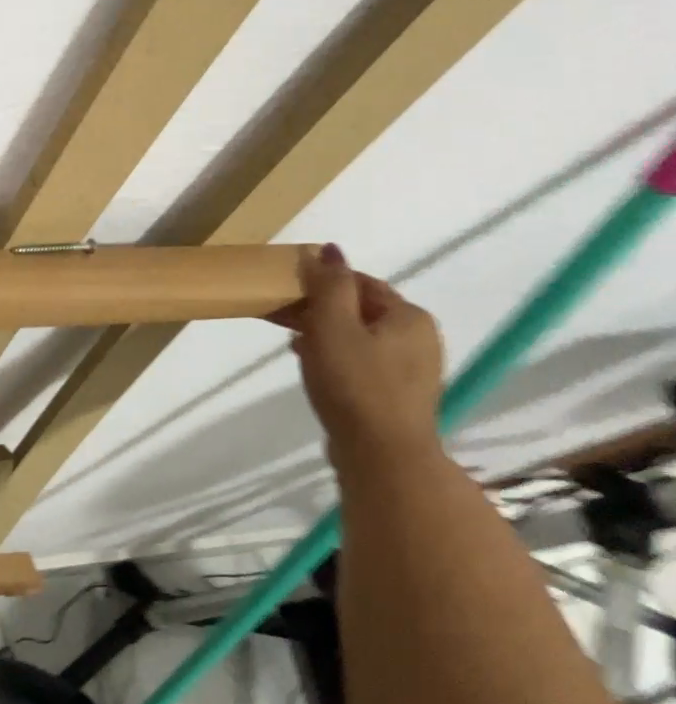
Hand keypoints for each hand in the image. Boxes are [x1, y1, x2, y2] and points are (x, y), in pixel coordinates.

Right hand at [268, 245, 444, 468]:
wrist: (382, 453)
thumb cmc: (354, 384)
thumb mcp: (332, 328)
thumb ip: (329, 286)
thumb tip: (328, 250)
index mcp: (409, 316)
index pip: (361, 283)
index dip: (322, 281)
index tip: (286, 289)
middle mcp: (420, 336)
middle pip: (362, 310)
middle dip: (321, 309)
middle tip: (282, 318)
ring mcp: (413, 367)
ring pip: (361, 337)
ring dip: (327, 334)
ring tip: (294, 344)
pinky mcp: (398, 393)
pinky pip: (364, 361)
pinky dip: (338, 356)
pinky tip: (316, 368)